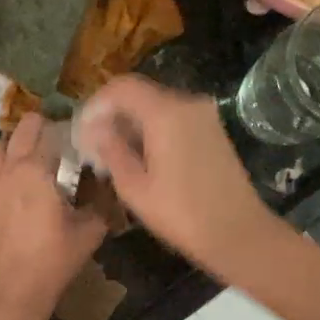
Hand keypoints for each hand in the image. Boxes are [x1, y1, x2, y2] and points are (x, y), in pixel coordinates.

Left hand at [0, 114, 107, 315]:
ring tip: (33, 158)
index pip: (46, 129)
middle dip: (39, 128)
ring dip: (16, 144)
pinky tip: (18, 184)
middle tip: (57, 142)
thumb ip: (101, 203)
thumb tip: (108, 186)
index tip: (77, 136)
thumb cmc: (54, 258)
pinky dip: (3, 166)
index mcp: (35, 169)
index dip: (63, 128)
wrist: (14, 287)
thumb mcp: (90, 231)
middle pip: (21, 129)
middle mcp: (9, 168)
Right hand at [77, 75, 283, 278]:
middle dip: (113, 116)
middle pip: (140, 95)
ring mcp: (205, 116)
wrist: (237, 232)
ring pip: (157, 108)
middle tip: (93, 147)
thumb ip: (111, 150)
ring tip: (113, 157)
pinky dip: (153, 132)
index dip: (96, 104)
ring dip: (132, 125)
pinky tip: (142, 159)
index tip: (82, 131)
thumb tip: (95, 130)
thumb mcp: (134, 187)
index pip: (122, 87)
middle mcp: (188, 103)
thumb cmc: (181, 214)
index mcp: (166, 113)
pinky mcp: (213, 130)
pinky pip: (174, 120)